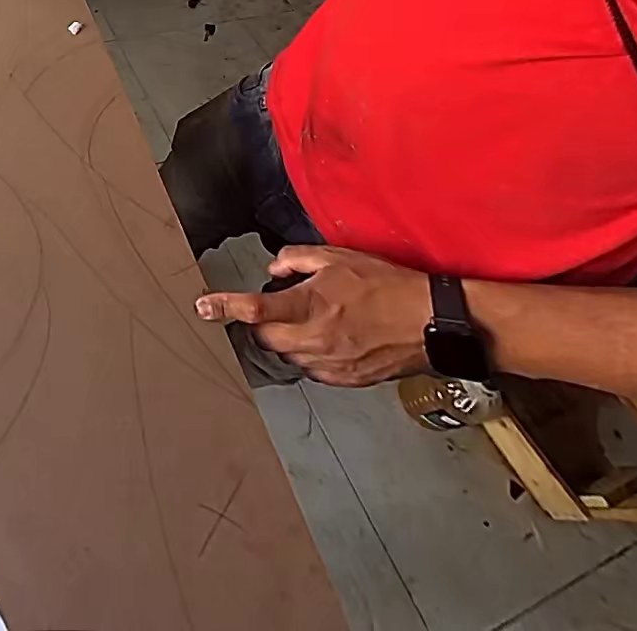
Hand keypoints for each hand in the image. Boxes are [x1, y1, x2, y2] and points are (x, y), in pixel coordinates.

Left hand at [194, 246, 430, 386]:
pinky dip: (311, 353)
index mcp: (311, 306)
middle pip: (266, 339)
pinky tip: (330, 337)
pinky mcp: (346, 379)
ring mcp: (331, 364)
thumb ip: (296, 258)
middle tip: (277, 308)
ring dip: (289, 339)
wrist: (433, 320)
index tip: (203, 306)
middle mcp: (316, 339)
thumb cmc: (387, 285)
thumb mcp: (337, 257)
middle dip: (263, 324)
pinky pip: (312, 369)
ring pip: (288, 356)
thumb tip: (273, 268)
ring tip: (315, 320)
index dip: (225, 306)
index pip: (256, 308)